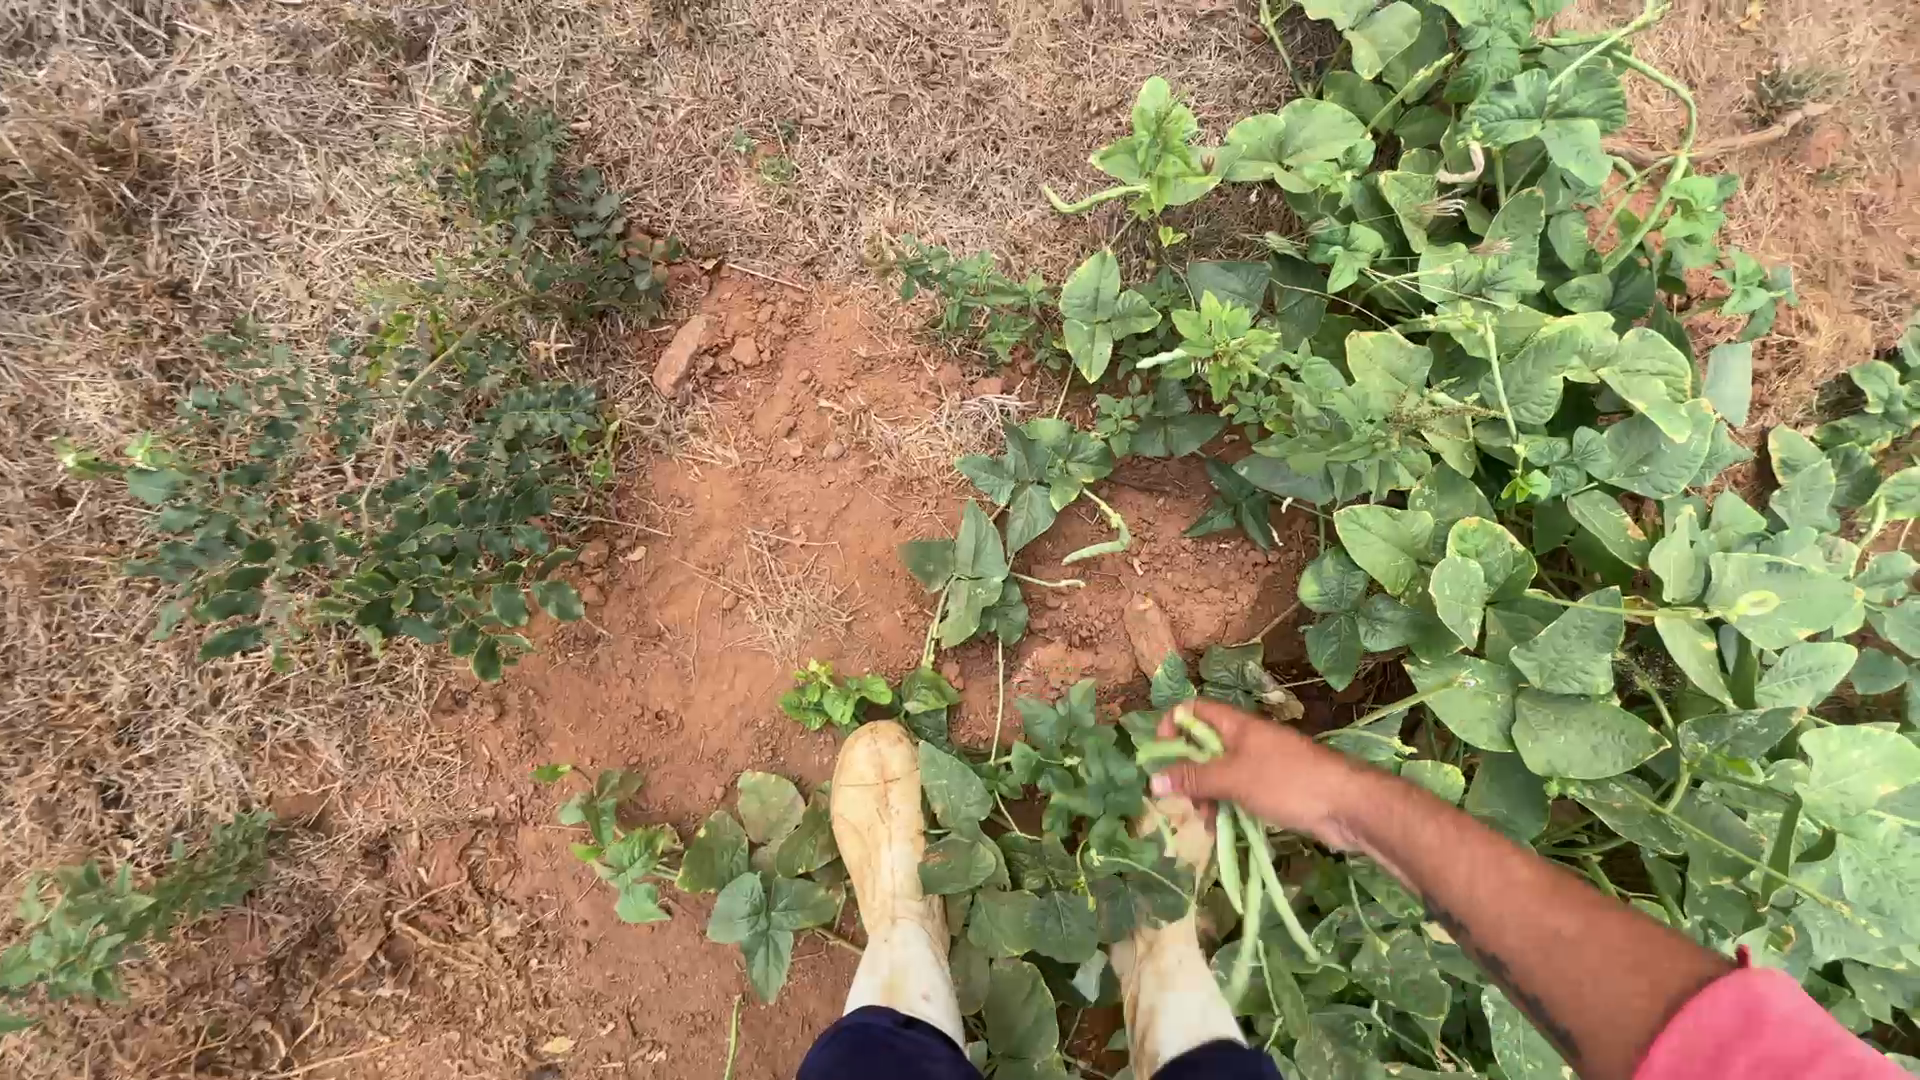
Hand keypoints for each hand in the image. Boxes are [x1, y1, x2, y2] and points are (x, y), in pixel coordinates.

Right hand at [1148, 699, 1376, 850]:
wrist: (1348, 805)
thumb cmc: (1287, 781)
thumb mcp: (1232, 778)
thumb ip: (1192, 778)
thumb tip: (1152, 780)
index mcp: (1234, 724)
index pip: (1191, 710)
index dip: (1172, 726)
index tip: (1162, 756)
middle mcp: (1244, 739)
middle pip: (1201, 745)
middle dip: (1187, 771)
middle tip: (1181, 797)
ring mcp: (1259, 764)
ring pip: (1218, 772)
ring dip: (1205, 794)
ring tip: (1205, 820)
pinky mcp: (1271, 788)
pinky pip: (1237, 791)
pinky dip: (1225, 806)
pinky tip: (1221, 827)